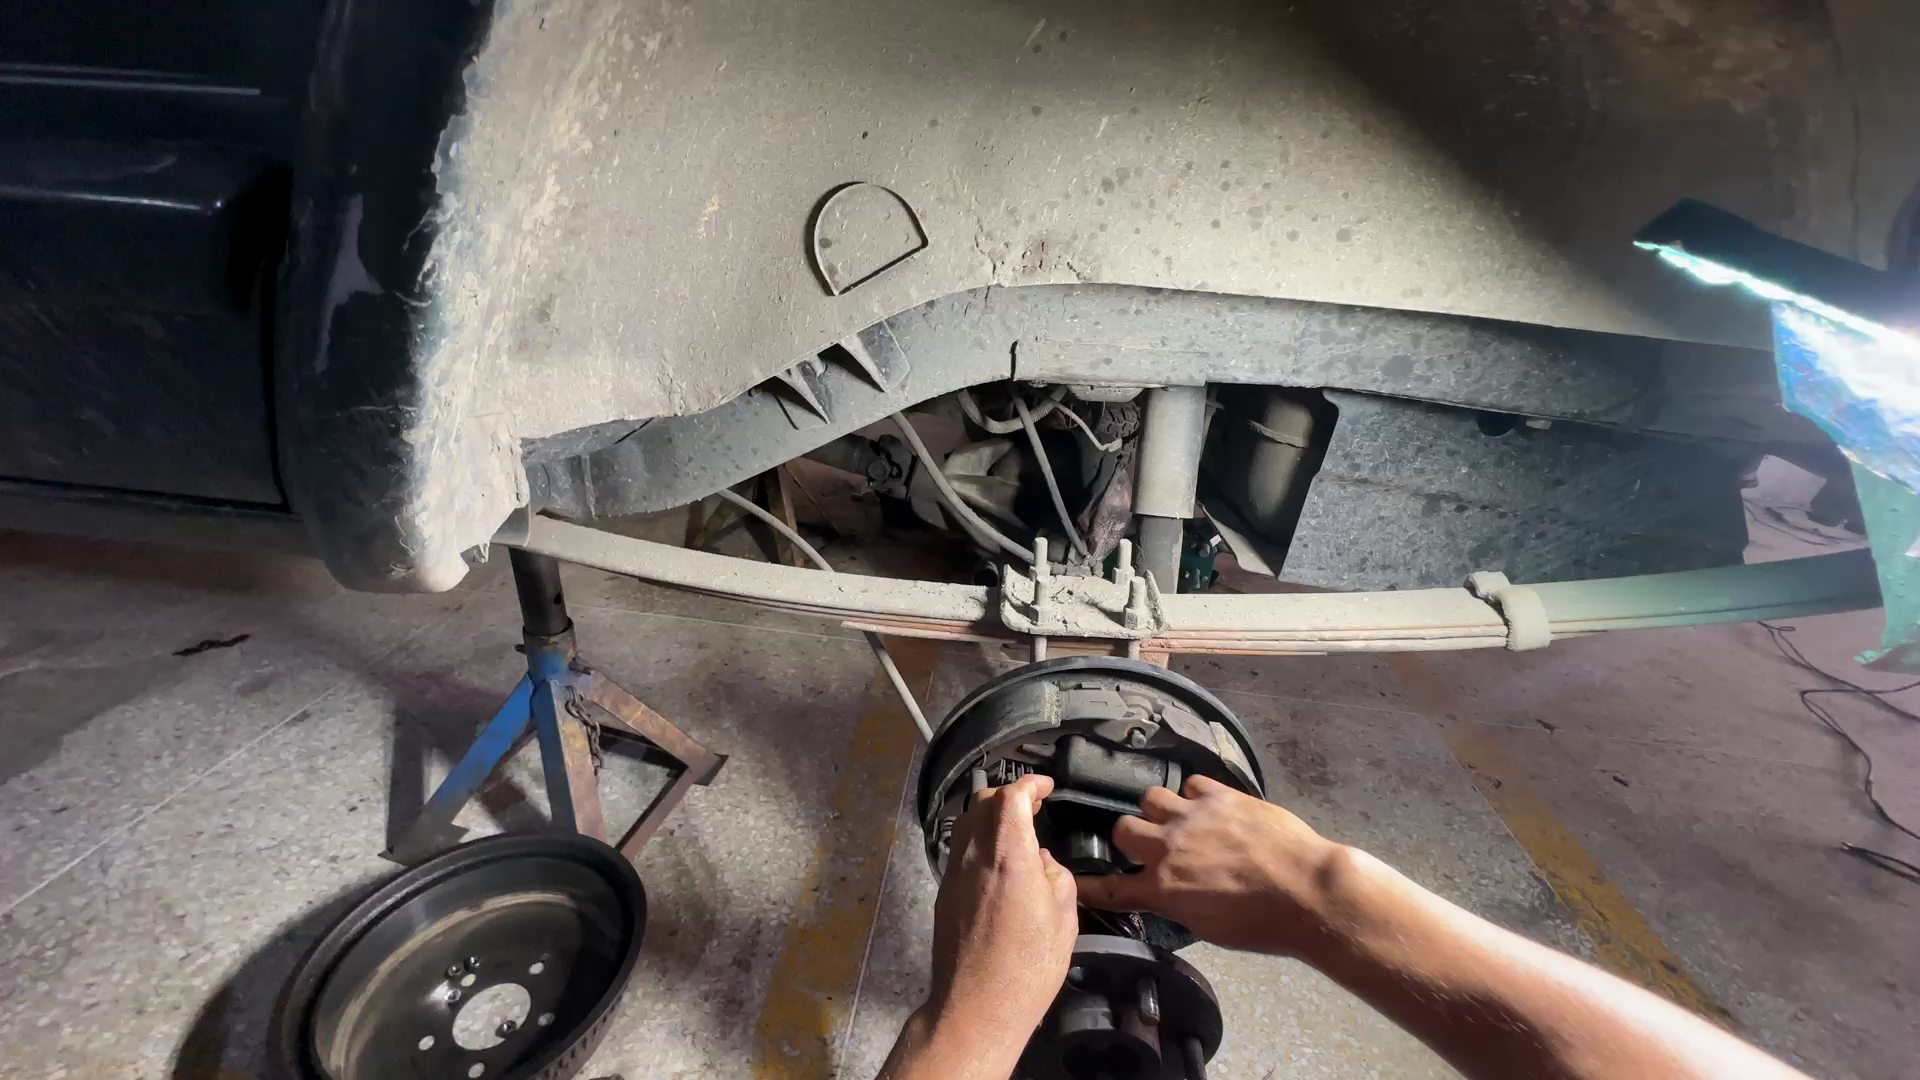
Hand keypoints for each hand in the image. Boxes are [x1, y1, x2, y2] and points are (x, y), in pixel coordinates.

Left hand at [882, 774, 1077, 1079]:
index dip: (1030, 783)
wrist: (975, 1007)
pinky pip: (962, 846)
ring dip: (992, 814)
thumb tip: (1042, 860)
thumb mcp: (1063, 920)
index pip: (1012, 796)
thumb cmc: (1026, 967)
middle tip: (1035, 806)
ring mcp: (954, 870)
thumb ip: (1056, 876)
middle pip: (984, 800)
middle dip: (1011, 794)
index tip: (1047, 786)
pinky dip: (981, 838)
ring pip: (968, 820)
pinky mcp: (945, 889)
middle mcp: (975, 853)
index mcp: (1008, 854)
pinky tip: (999, 860)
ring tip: (1017, 829)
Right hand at [1075, 774, 1343, 955]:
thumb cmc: (1265, 924)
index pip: (1114, 888)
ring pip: (1152, 797)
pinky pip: (1190, 783)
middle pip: (1123, 827)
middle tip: (1154, 843)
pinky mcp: (1217, 794)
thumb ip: (1178, 902)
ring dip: (1162, 810)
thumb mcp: (1210, 927)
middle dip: (1134, 835)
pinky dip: (1196, 795)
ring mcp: (1191, 815)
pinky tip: (1212, 806)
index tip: (1072, 881)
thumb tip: (1169, 890)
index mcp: (1164, 888)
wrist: (1308, 892)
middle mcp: (1168, 847)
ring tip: (1183, 818)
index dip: (1090, 886)